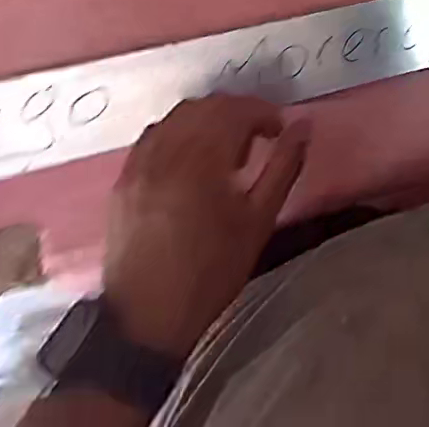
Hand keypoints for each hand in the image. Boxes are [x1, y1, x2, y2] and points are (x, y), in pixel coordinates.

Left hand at [101, 94, 306, 358]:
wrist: (148, 321)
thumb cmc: (213, 269)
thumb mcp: (261, 218)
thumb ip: (285, 165)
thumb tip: (304, 125)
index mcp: (201, 163)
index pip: (235, 111)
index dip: (264, 113)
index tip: (278, 131)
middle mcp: (165, 156)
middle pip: (206, 106)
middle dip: (239, 112)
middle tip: (258, 137)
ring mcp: (138, 168)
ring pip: (178, 116)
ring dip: (209, 118)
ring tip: (227, 146)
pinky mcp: (123, 182)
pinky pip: (154, 135)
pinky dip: (179, 132)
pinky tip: (193, 157)